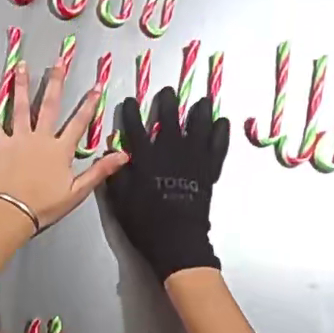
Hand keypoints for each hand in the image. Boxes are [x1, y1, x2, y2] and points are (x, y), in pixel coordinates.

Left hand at [0, 62, 128, 231]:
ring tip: (21, 65)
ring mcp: (19, 139)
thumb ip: (99, 170)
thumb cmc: (46, 204)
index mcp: (61, 149)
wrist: (15, 211)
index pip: (79, 122)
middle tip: (59, 61)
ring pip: (21, 107)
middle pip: (50, 105)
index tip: (97, 85)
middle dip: (56, 82)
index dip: (89, 104)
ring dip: (21, 85)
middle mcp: (41, 138)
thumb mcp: (78, 191)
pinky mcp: (0, 145)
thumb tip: (123, 154)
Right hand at [102, 86, 228, 280]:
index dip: (130, 111)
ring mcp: (193, 155)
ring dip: (199, 109)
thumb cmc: (144, 221)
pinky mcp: (209, 166)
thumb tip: (113, 153)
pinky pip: (219, 142)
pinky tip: (220, 122)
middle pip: (169, 114)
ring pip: (199, 122)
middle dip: (166, 100)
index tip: (129, 102)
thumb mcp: (119, 200)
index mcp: (145, 156)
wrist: (176, 238)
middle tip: (167, 94)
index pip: (135, 125)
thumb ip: (116, 173)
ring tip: (200, 102)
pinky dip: (220, 130)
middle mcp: (170, 148)